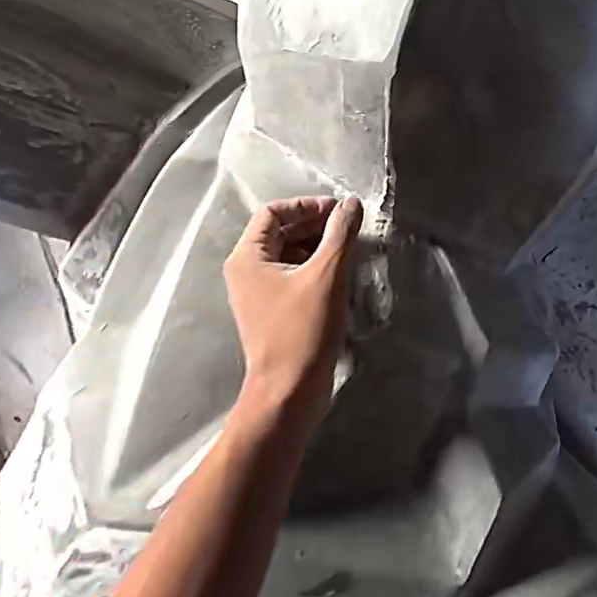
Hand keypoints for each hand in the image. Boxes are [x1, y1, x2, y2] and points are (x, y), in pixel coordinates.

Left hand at [223, 197, 362, 423]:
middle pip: (279, 231)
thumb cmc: (303, 330)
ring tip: (348, 249)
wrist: (289, 392)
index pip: (273, 212)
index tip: (338, 211)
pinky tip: (340, 273)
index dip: (306, 206)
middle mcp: (246, 271)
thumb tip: (350, 204)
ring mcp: (257, 293)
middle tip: (348, 227)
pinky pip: (292, 276)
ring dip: (317, 246)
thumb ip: (340, 234)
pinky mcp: (272, 311)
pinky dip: (314, 268)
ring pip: (287, 254)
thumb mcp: (326, 275)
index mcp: (247, 257)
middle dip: (314, 225)